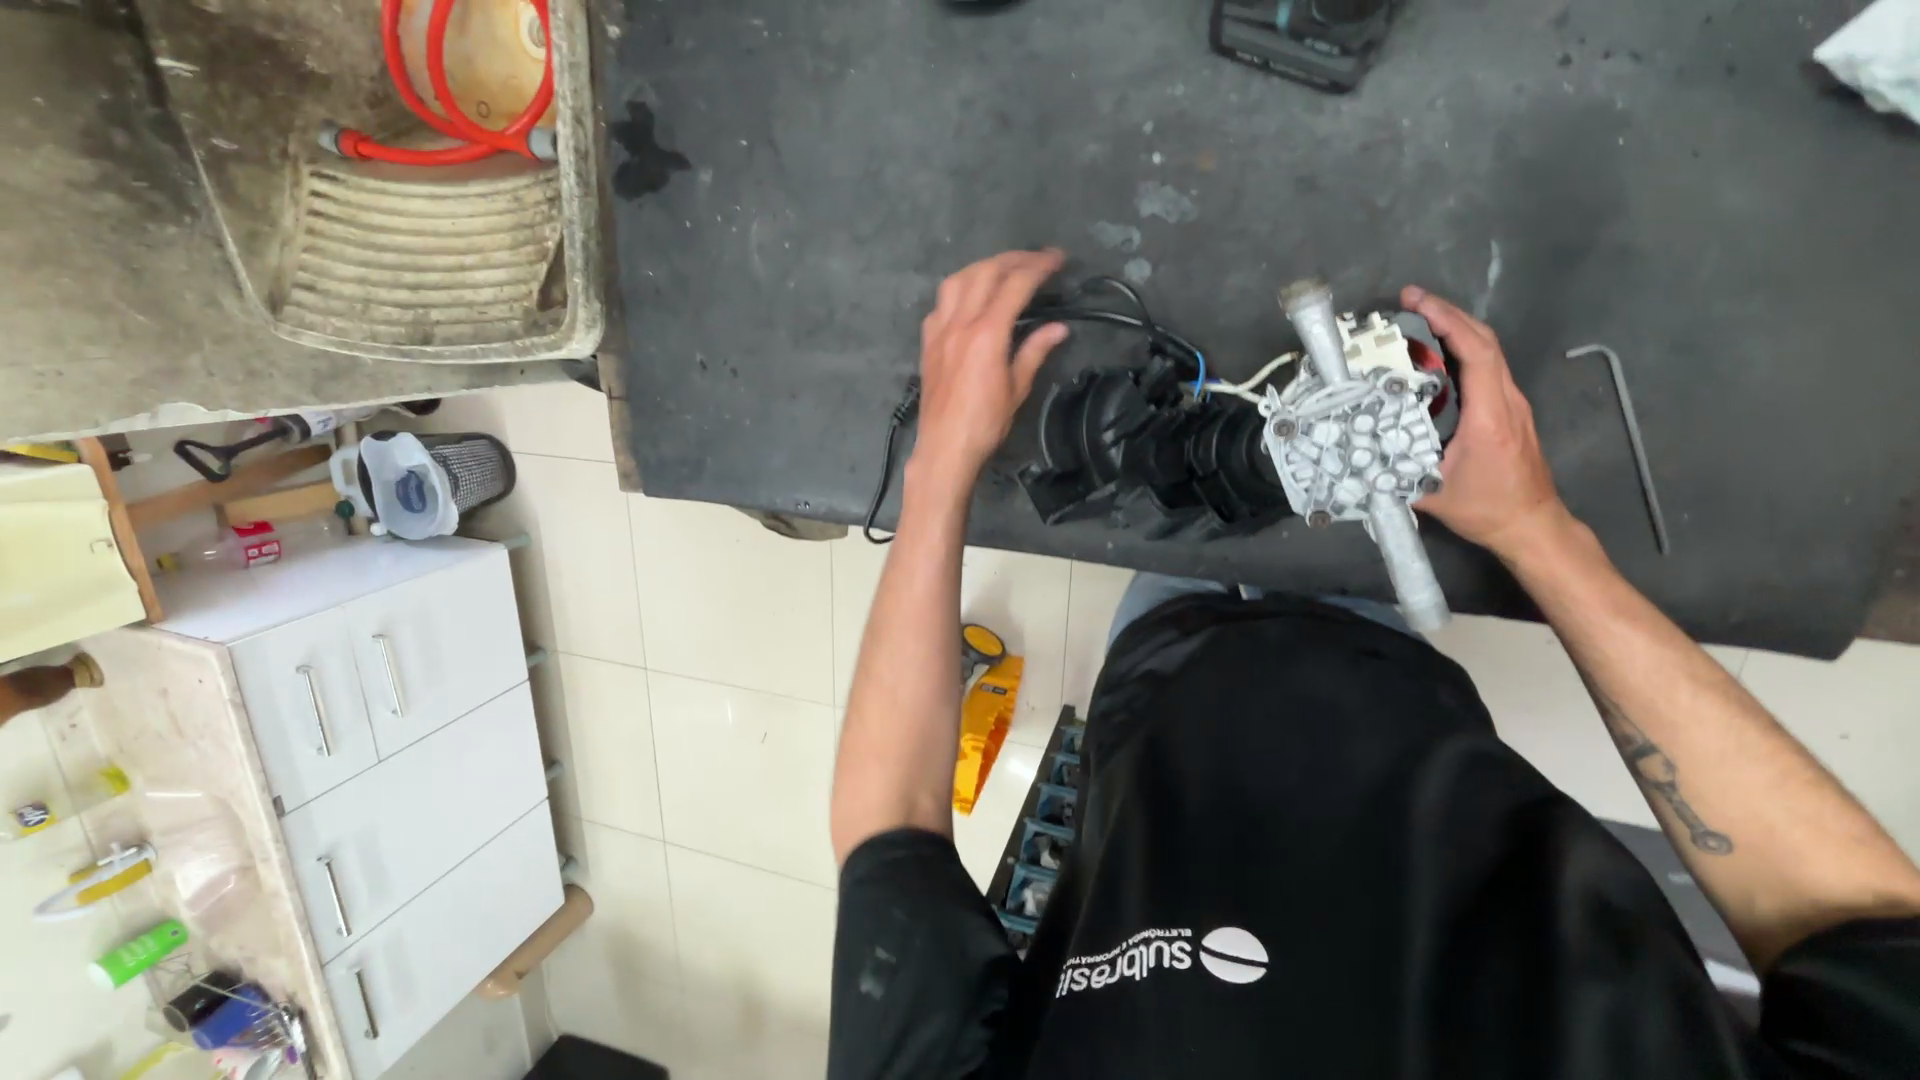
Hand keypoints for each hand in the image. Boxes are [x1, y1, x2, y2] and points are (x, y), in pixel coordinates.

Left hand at [910, 249, 1070, 490]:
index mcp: (987, 334)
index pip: (1015, 285)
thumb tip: (1059, 328)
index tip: (1058, 259)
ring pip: (957, 280)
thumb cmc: (985, 424)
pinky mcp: (927, 343)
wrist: (945, 448)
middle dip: (1013, 259)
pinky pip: (940, 304)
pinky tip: (969, 298)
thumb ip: (1035, 352)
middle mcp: (960, 323)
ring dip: (982, 267)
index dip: (1039, 266)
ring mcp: (939, 331)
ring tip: (1002, 269)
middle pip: (985, 272)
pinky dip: (958, 290)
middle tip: (1036, 260)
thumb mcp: (1017, 389)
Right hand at [1401, 285, 1567, 558]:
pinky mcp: (1509, 410)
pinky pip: (1487, 368)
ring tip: (1417, 321)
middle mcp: (1507, 401)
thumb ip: (1394, 468)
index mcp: (1490, 416)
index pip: (1476, 353)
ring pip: (1488, 351)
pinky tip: (1434, 356)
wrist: (1531, 524)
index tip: (1417, 303)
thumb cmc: (1486, 508)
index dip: (1448, 322)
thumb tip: (1354, 450)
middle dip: (1448, 314)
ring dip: (1455, 329)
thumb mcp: (1432, 491)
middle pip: (1484, 341)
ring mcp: (1512, 403)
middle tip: (1410, 300)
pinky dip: (1461, 350)